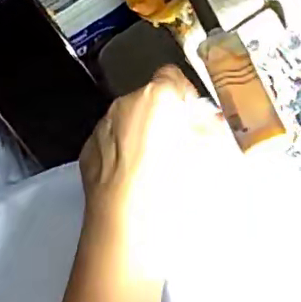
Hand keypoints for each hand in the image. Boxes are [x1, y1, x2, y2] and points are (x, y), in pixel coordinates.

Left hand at [78, 66, 232, 284]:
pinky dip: (121, 152)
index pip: (173, 77)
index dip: (184, 96)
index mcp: (157, 96)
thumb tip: (213, 124)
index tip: (192, 117)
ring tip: (153, 167)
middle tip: (177, 145)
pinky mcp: (87, 149)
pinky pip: (110, 141)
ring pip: (127, 119)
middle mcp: (125, 103)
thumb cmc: (172, 186)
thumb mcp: (207, 155)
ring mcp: (102, 125)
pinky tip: (132, 178)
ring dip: (140, 133)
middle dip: (162, 116)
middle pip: (149, 98)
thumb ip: (211, 132)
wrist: (128, 224)